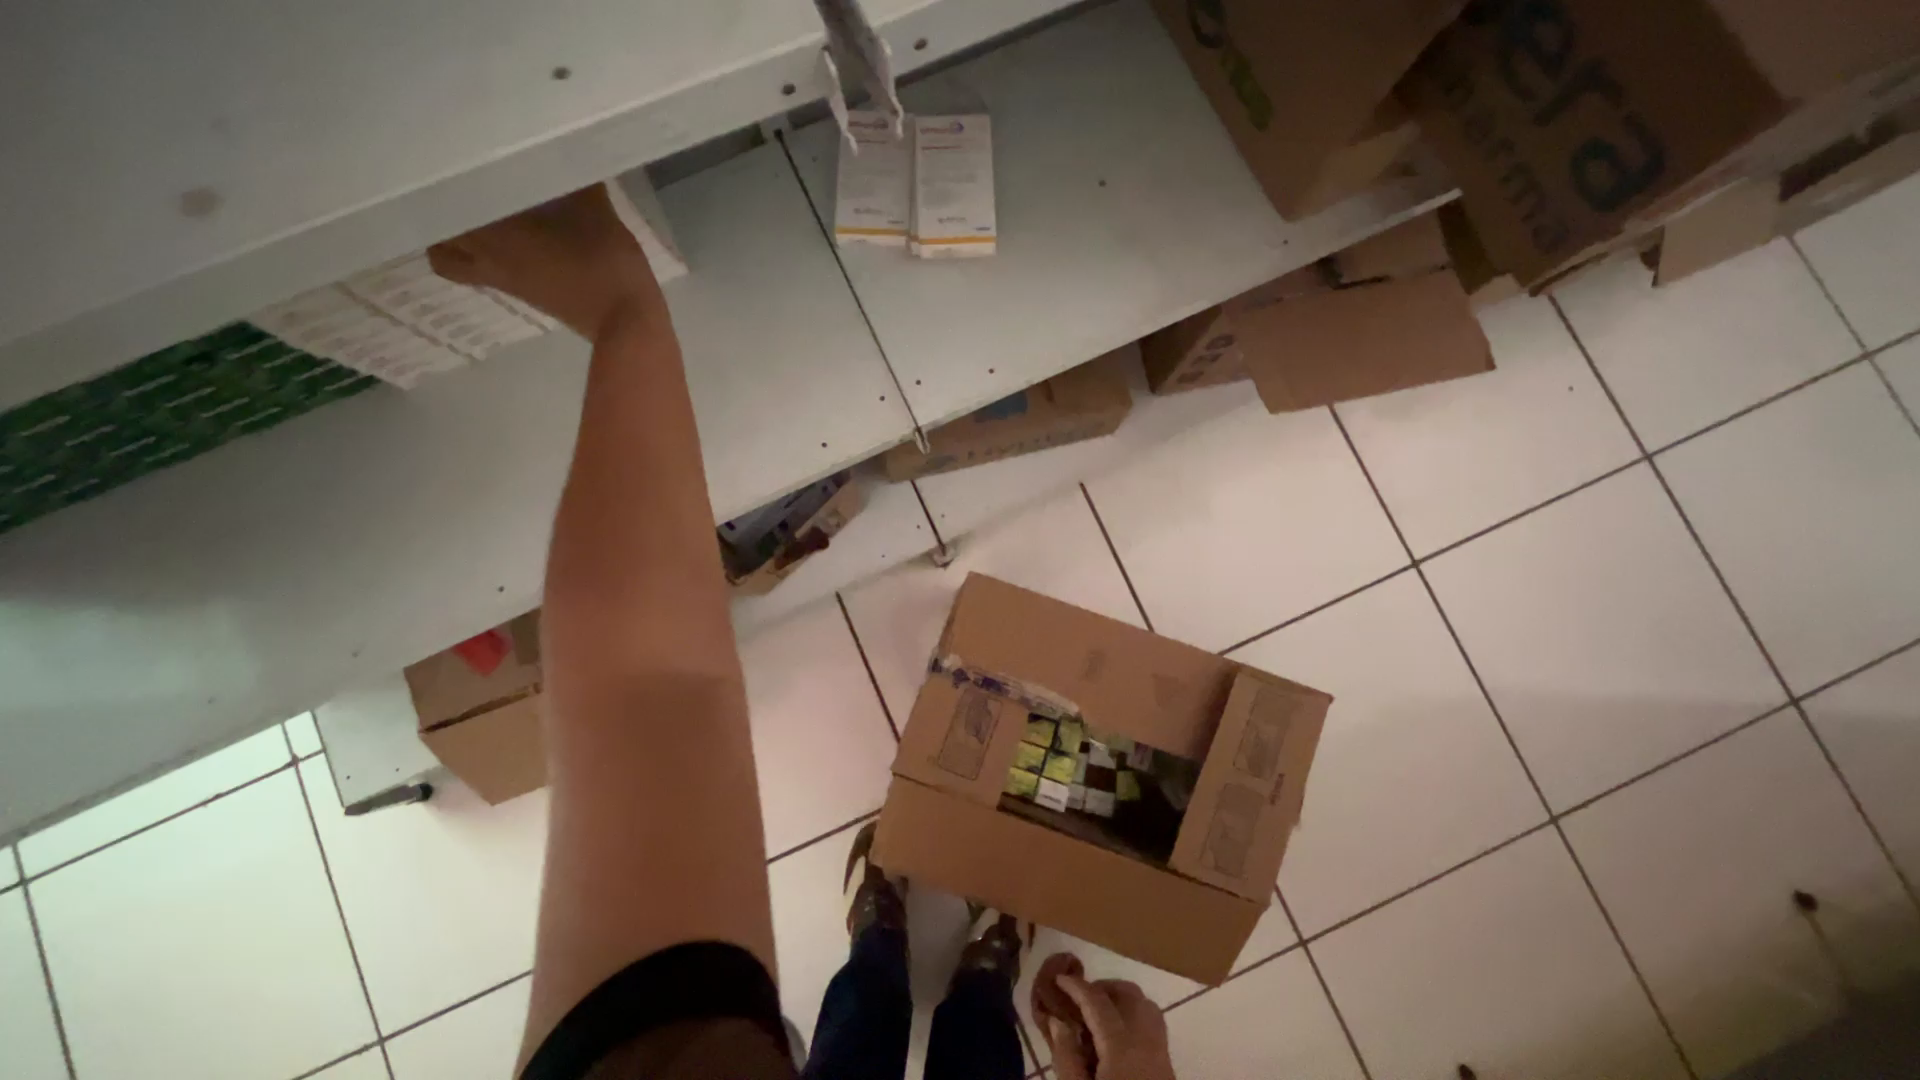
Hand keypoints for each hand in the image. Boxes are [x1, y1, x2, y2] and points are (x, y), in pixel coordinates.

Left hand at [427, 184, 659, 340]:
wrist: (628, 322)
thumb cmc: (605, 263)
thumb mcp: (596, 211)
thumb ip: (576, 180)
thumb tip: (566, 151)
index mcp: (496, 234)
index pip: (442, 208)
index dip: (434, 188)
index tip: (437, 164)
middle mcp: (490, 259)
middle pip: (440, 246)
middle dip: (439, 221)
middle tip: (451, 192)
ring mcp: (509, 282)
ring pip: (457, 264)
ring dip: (458, 244)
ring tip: (473, 218)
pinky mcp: (529, 295)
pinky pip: (486, 273)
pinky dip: (486, 257)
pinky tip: (511, 237)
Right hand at [1046, 971, 1176, 1079]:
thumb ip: (1065, 1056)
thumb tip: (1057, 1021)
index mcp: (1121, 1047)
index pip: (1097, 1001)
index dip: (1076, 986)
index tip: (1058, 978)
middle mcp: (1146, 1042)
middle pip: (1128, 994)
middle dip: (1102, 988)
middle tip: (1077, 1000)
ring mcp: (1161, 1054)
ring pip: (1145, 1006)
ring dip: (1121, 1000)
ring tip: (1096, 1015)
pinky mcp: (1168, 1068)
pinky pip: (1153, 1025)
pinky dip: (1134, 1016)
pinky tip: (1115, 1038)